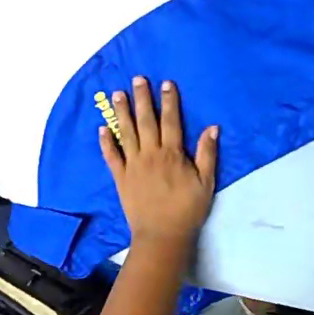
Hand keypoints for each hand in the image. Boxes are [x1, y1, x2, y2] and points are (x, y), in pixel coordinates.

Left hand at [99, 76, 219, 247]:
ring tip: (118, 94)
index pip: (171, 121)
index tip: (166, 83)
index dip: (169, 101)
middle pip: (146, 121)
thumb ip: (207, 154)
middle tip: (137, 79)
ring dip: (122, 113)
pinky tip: (102, 128)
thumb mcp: (206, 182)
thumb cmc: (188, 210)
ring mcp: (133, 165)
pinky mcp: (120, 178)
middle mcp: (150, 154)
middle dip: (142, 99)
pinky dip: (106, 142)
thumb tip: (212, 128)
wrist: (162, 235)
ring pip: (126, 133)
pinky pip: (111, 156)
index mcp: (172, 154)